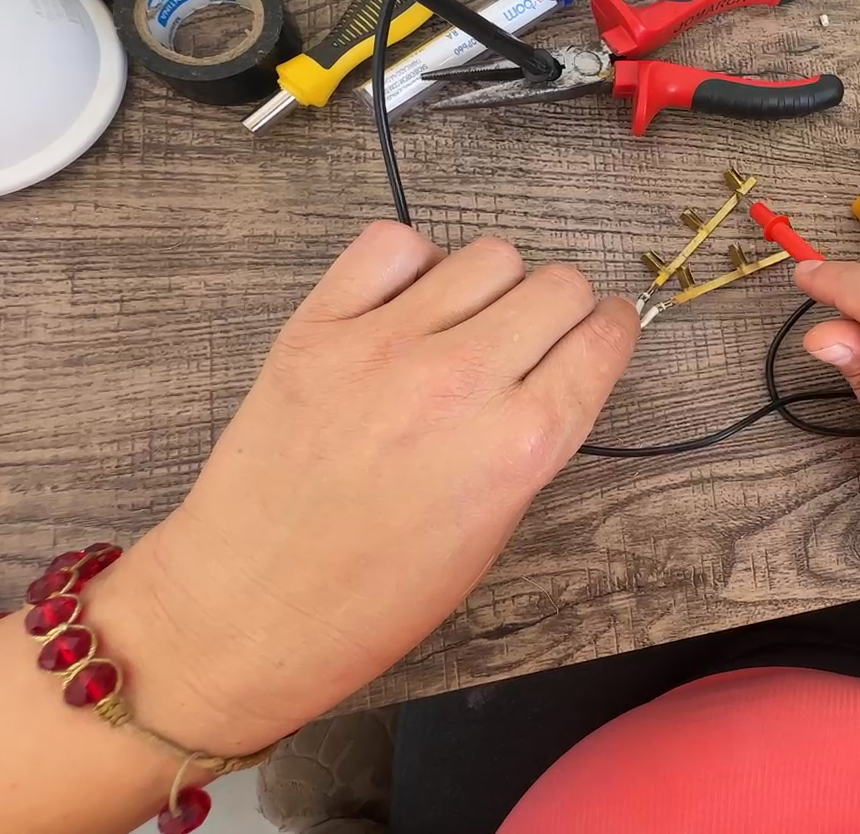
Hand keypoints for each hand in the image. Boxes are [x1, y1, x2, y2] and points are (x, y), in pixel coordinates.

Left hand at [96, 223, 640, 753]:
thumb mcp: (501, 520)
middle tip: (538, 337)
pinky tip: (410, 305)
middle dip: (567, 308)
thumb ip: (544, 429)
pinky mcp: (315, 328)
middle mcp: (463, 381)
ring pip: (493, 254)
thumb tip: (567, 358)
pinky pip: (394, 244)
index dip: (616, 328)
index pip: (605, 339)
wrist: (242, 615)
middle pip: (562, 284)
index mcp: (521, 443)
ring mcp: (384, 347)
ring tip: (471, 324)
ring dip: (500, 285)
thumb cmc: (388, 592)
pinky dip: (416, 264)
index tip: (606, 330)